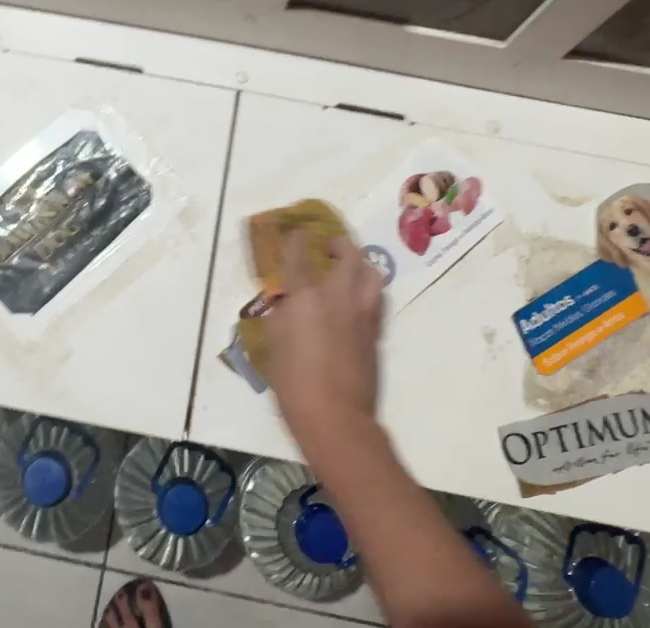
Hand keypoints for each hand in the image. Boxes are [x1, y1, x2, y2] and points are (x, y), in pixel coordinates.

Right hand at [267, 232, 383, 444]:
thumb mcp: (273, 345)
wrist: (335, 417)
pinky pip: (375, 301)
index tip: (296, 232)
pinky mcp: (375, 334)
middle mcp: (338, 298)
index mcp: (306, 298)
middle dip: (339, 244)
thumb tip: (284, 306)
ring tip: (350, 267)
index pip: (299, 257)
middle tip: (329, 246)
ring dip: (361, 264)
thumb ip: (279, 318)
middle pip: (348, 256)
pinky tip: (356, 300)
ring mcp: (361, 315)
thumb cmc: (293, 382)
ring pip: (372, 275)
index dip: (296, 241)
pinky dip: (366, 291)